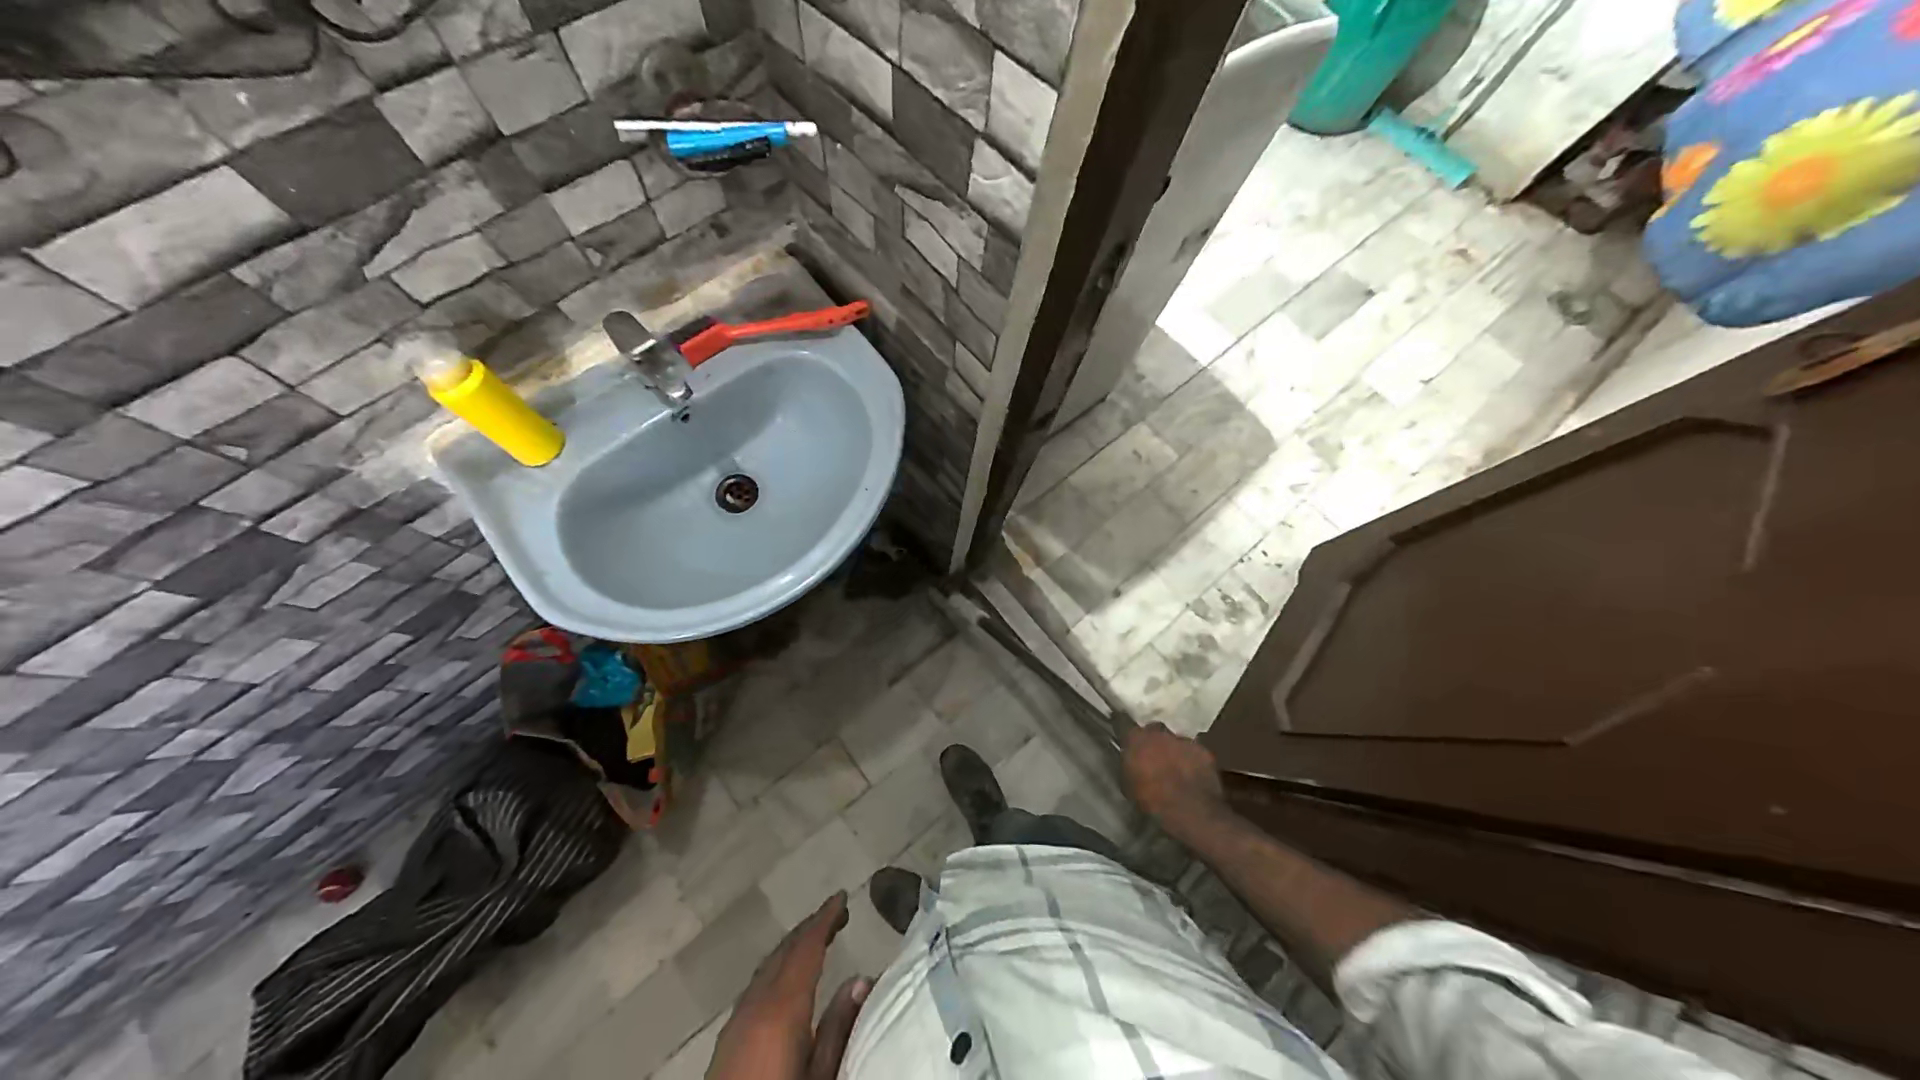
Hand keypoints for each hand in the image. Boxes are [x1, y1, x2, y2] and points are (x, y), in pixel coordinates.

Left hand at [707, 892, 871, 1079]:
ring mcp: (737, 1021)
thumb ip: (840, 1028)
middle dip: (810, 928)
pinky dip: (778, 969)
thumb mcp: (822, 1079)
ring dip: (793, 948)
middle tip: (837, 915)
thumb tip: (861, 979)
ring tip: (818, 939)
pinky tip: (787, 980)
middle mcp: (756, 1003)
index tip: (842, 897)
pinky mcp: (727, 1039)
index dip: (824, 919)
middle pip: (785, 952)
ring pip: (768, 967)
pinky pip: (757, 985)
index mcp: (782, 1007)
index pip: (806, 947)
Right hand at [1123, 723, 1229, 838]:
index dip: (1120, 722)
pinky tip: (1191, 773)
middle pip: (1153, 729)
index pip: (1122, 721)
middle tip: (1151, 753)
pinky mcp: (1203, 751)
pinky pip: (1193, 751)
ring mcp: (1183, 740)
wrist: (1191, 810)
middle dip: (1151, 739)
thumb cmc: (1152, 800)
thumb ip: (1128, 765)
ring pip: (1174, 740)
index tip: (1119, 722)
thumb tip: (1129, 760)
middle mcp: (1159, 733)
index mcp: (1136, 740)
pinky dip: (1191, 759)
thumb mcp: (1128, 785)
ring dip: (1172, 749)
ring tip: (1174, 766)